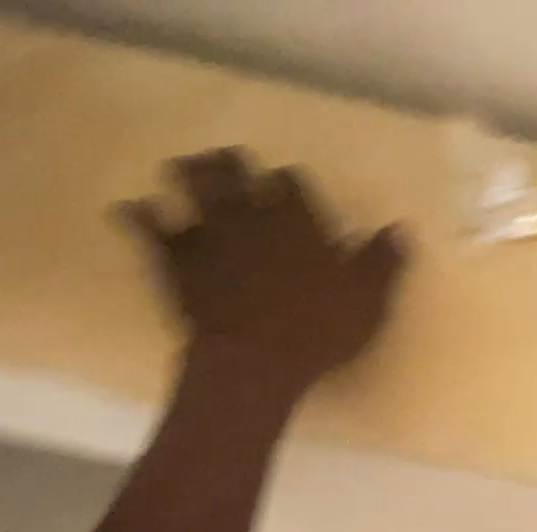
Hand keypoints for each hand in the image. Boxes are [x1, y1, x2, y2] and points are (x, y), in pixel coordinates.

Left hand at [117, 147, 406, 410]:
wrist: (254, 362)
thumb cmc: (319, 333)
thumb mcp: (367, 302)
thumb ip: (381, 262)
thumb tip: (401, 229)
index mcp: (295, 219)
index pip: (290, 180)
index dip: (290, 184)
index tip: (292, 194)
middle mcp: (247, 212)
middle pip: (230, 167)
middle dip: (230, 164)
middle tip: (231, 168)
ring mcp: (205, 232)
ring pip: (186, 182)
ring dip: (185, 174)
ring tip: (183, 176)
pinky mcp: (172, 258)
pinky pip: (145, 225)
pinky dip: (138, 215)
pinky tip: (135, 212)